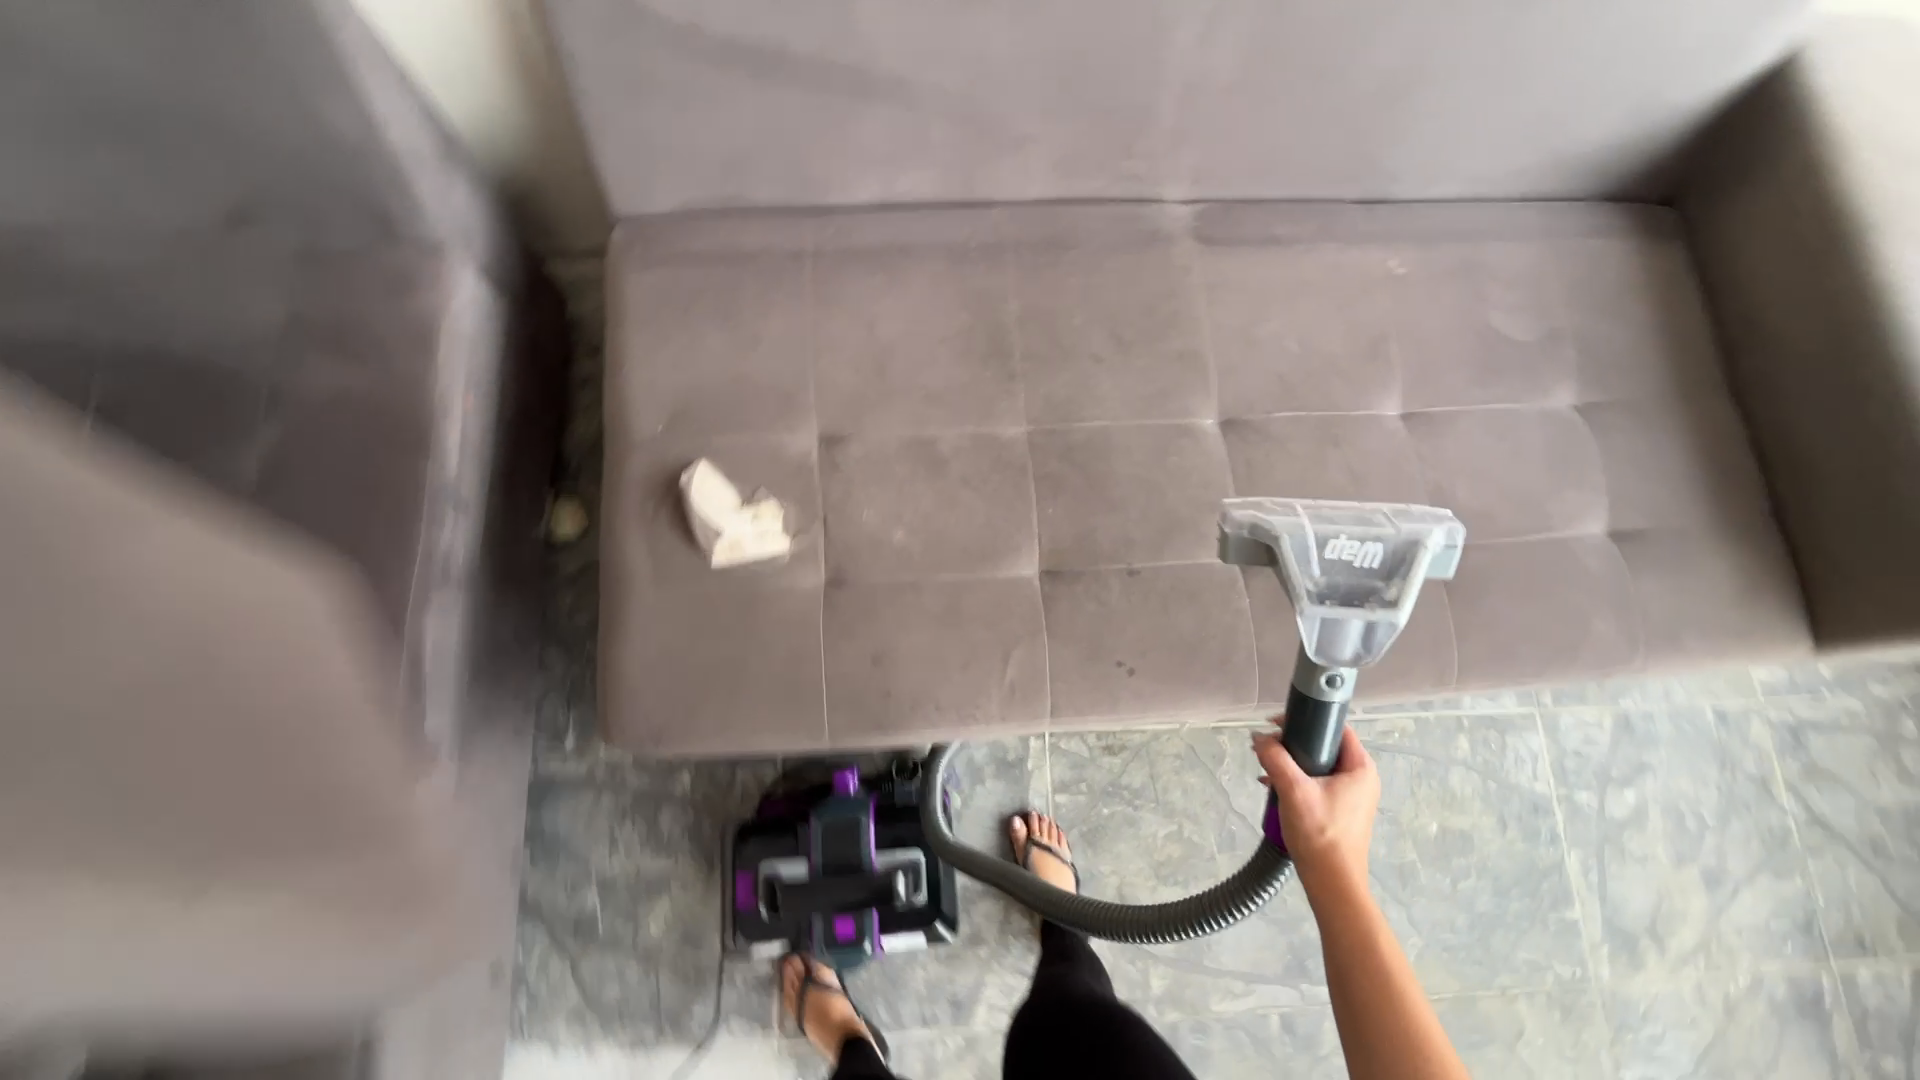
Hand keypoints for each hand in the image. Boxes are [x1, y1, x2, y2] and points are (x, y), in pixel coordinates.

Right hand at [1251, 717, 1379, 896]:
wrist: (1332, 883)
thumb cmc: (1320, 832)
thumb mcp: (1293, 789)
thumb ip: (1274, 758)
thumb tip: (1258, 737)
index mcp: (1361, 768)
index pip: (1338, 728)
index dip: (1309, 720)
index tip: (1279, 723)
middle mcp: (1361, 779)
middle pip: (1325, 746)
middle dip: (1294, 744)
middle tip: (1268, 746)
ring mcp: (1352, 797)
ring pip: (1318, 766)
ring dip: (1291, 763)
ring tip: (1265, 766)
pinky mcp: (1340, 811)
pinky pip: (1316, 784)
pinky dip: (1295, 781)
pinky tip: (1272, 786)